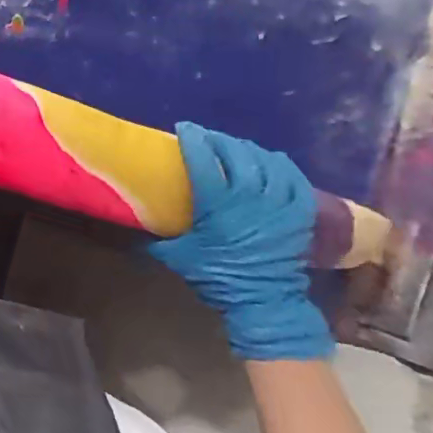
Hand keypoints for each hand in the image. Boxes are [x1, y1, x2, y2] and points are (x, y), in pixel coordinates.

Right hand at [147, 122, 331, 360]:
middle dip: (219, 140)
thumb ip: (155, 236)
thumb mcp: (177, 256)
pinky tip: (269, 161)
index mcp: (218, 204)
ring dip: (248, 149)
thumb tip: (131, 224)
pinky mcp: (300, 212)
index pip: (204, 159)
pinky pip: (293, 176)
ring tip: (235, 148)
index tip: (183, 129)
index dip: (193, 140)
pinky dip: (279, 164)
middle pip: (236, 152)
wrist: (265, 303)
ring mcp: (279, 202)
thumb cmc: (217, 277)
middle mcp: (250, 196)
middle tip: (206, 138)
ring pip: (266, 160)